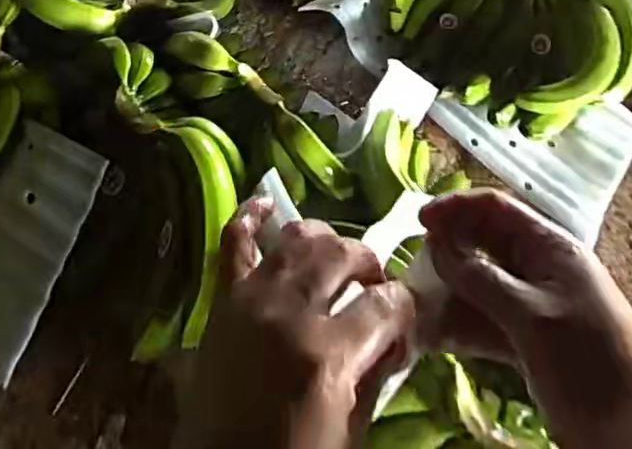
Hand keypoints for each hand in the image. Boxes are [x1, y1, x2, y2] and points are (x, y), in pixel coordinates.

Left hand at [177, 199, 417, 448]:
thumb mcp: (349, 429)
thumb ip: (373, 375)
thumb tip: (394, 335)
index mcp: (327, 354)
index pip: (383, 306)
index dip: (405, 305)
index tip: (407, 311)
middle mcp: (289, 311)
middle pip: (339, 254)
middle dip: (367, 262)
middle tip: (373, 283)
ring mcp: (252, 295)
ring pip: (295, 237)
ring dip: (323, 238)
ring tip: (335, 256)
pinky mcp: (224, 294)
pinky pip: (235, 239)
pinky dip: (250, 215)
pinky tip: (267, 204)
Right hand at [419, 191, 631, 448]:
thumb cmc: (592, 366)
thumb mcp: (532, 317)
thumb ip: (479, 277)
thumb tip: (435, 245)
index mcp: (551, 250)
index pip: (495, 207)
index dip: (455, 207)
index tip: (420, 220)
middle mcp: (540, 269)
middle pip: (482, 241)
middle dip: (447, 248)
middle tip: (415, 261)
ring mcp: (533, 304)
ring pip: (478, 279)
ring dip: (449, 287)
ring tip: (418, 299)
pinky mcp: (527, 338)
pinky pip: (483, 316)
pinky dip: (460, 320)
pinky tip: (434, 331)